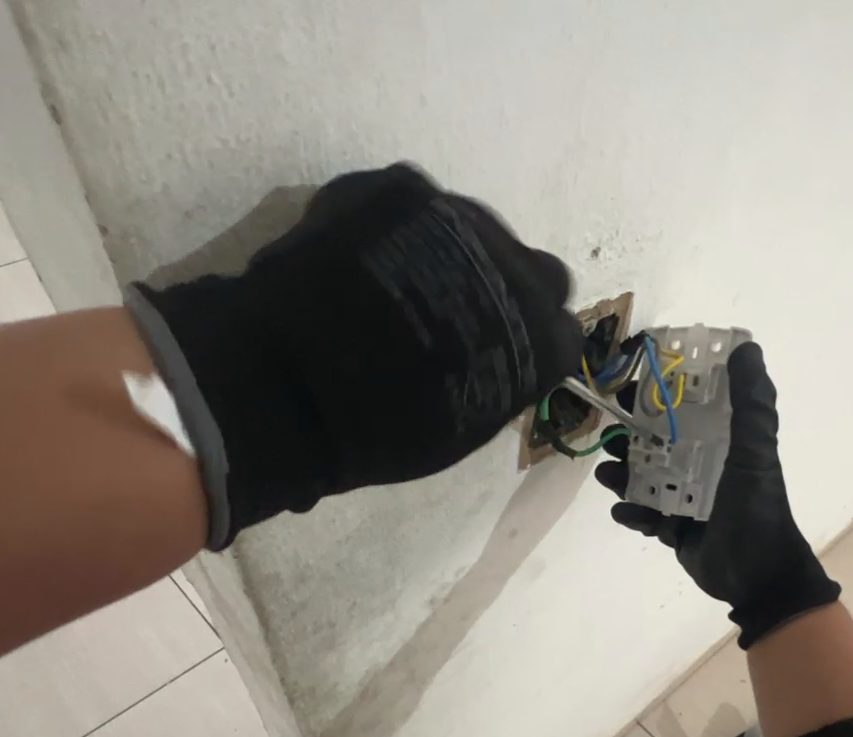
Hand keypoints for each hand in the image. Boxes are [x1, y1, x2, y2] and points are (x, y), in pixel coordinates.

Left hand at [128, 163, 582, 548]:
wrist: (291, 385)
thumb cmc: (382, 430)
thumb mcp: (462, 423)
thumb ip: (496, 377)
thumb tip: (489, 350)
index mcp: (540, 337)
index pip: (561, 327)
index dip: (528, 337)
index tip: (497, 349)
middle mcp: (518, 269)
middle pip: (533, 270)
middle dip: (504, 287)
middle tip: (456, 313)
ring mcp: (462, 219)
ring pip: (476, 230)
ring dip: (454, 253)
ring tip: (397, 286)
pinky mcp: (402, 189)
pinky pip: (416, 204)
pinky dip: (397, 227)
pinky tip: (360, 260)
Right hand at [596, 343, 840, 646]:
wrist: (759, 579)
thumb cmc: (758, 512)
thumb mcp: (755, 455)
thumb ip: (751, 406)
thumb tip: (747, 348)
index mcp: (725, 444)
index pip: (690, 410)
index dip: (662, 397)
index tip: (634, 387)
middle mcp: (705, 467)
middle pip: (660, 445)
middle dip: (632, 439)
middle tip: (610, 435)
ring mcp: (689, 501)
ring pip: (647, 481)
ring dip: (624, 477)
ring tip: (606, 475)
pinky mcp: (677, 531)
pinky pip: (648, 517)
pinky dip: (633, 514)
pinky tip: (621, 512)